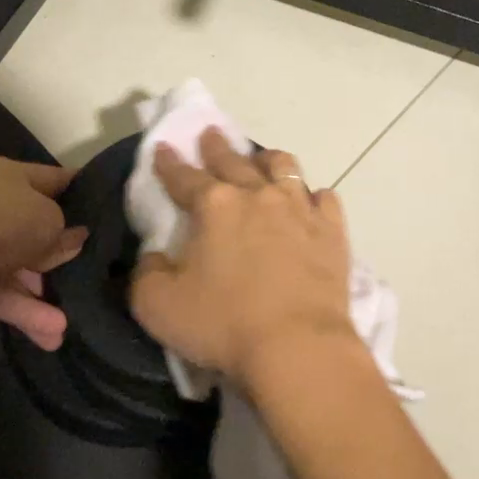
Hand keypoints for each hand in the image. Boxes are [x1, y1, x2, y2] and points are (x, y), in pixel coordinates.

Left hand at [0, 157, 88, 349]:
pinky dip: (16, 310)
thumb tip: (74, 239)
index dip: (81, 194)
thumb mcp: (48, 221)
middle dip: (57, 259)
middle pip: (32, 230)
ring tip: (63, 330)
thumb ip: (65, 233)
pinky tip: (46, 334)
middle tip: (85, 280)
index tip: (105, 211)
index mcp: (13, 176)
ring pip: (12, 269)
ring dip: (38, 298)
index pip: (55, 181)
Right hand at [129, 130, 355, 389]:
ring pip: (284, 168)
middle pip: (234, 161)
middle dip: (217, 146)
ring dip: (267, 160)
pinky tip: (310, 201)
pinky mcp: (331, 229)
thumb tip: (153, 256)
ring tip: (262, 158)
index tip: (163, 148)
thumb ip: (146, 275)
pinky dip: (312, 196)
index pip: (184, 177)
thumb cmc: (223, 325)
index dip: (170, 163)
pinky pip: (323, 198)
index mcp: (215, 206)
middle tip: (210, 134)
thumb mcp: (159, 307)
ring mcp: (300, 208)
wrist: (297, 345)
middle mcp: (258, 195)